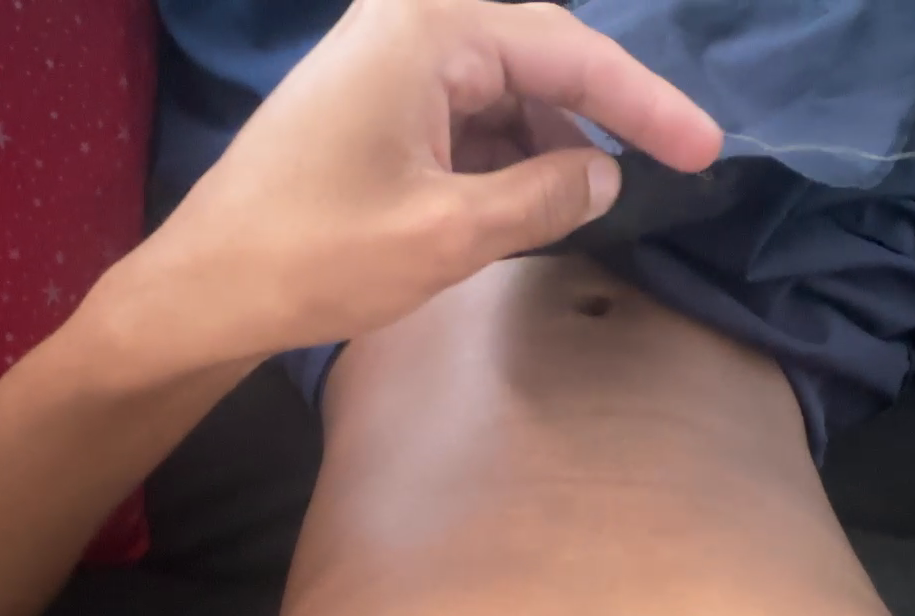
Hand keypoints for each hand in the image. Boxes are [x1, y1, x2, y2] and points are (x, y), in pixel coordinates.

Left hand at [93, 0, 721, 366]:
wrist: (209, 290)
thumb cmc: (319, 257)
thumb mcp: (450, 233)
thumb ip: (543, 197)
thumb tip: (606, 177)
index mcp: (429, 29)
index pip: (568, 51)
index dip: (645, 105)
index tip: (705, 149)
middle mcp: (407, 26)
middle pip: (535, 65)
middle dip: (593, 125)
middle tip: (656, 177)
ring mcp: (383, 68)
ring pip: (498, 100)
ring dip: (543, 153)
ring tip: (576, 210)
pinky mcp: (369, 111)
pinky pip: (460, 126)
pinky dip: (498, 165)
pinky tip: (518, 206)